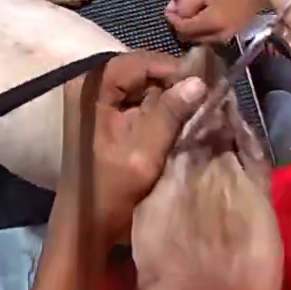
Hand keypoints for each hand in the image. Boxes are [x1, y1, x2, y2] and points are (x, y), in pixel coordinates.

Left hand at [57, 51, 207, 245]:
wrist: (84, 228)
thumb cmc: (108, 193)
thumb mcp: (143, 154)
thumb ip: (170, 115)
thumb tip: (200, 81)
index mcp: (92, 86)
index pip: (141, 61)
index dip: (175, 69)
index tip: (205, 84)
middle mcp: (89, 82)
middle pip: (142, 67)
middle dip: (173, 81)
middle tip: (204, 95)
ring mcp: (95, 95)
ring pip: (142, 81)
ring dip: (167, 94)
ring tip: (195, 106)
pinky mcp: (103, 109)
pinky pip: (137, 95)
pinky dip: (158, 105)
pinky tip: (177, 117)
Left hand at [163, 0, 263, 44]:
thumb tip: (175, 9)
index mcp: (213, 21)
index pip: (184, 29)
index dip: (173, 18)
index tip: (170, 5)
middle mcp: (222, 35)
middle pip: (192, 38)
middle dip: (181, 24)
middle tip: (177, 8)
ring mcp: (232, 36)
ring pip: (203, 39)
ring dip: (194, 27)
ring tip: (191, 10)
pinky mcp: (238, 34)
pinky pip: (215, 36)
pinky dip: (206, 28)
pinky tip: (206, 14)